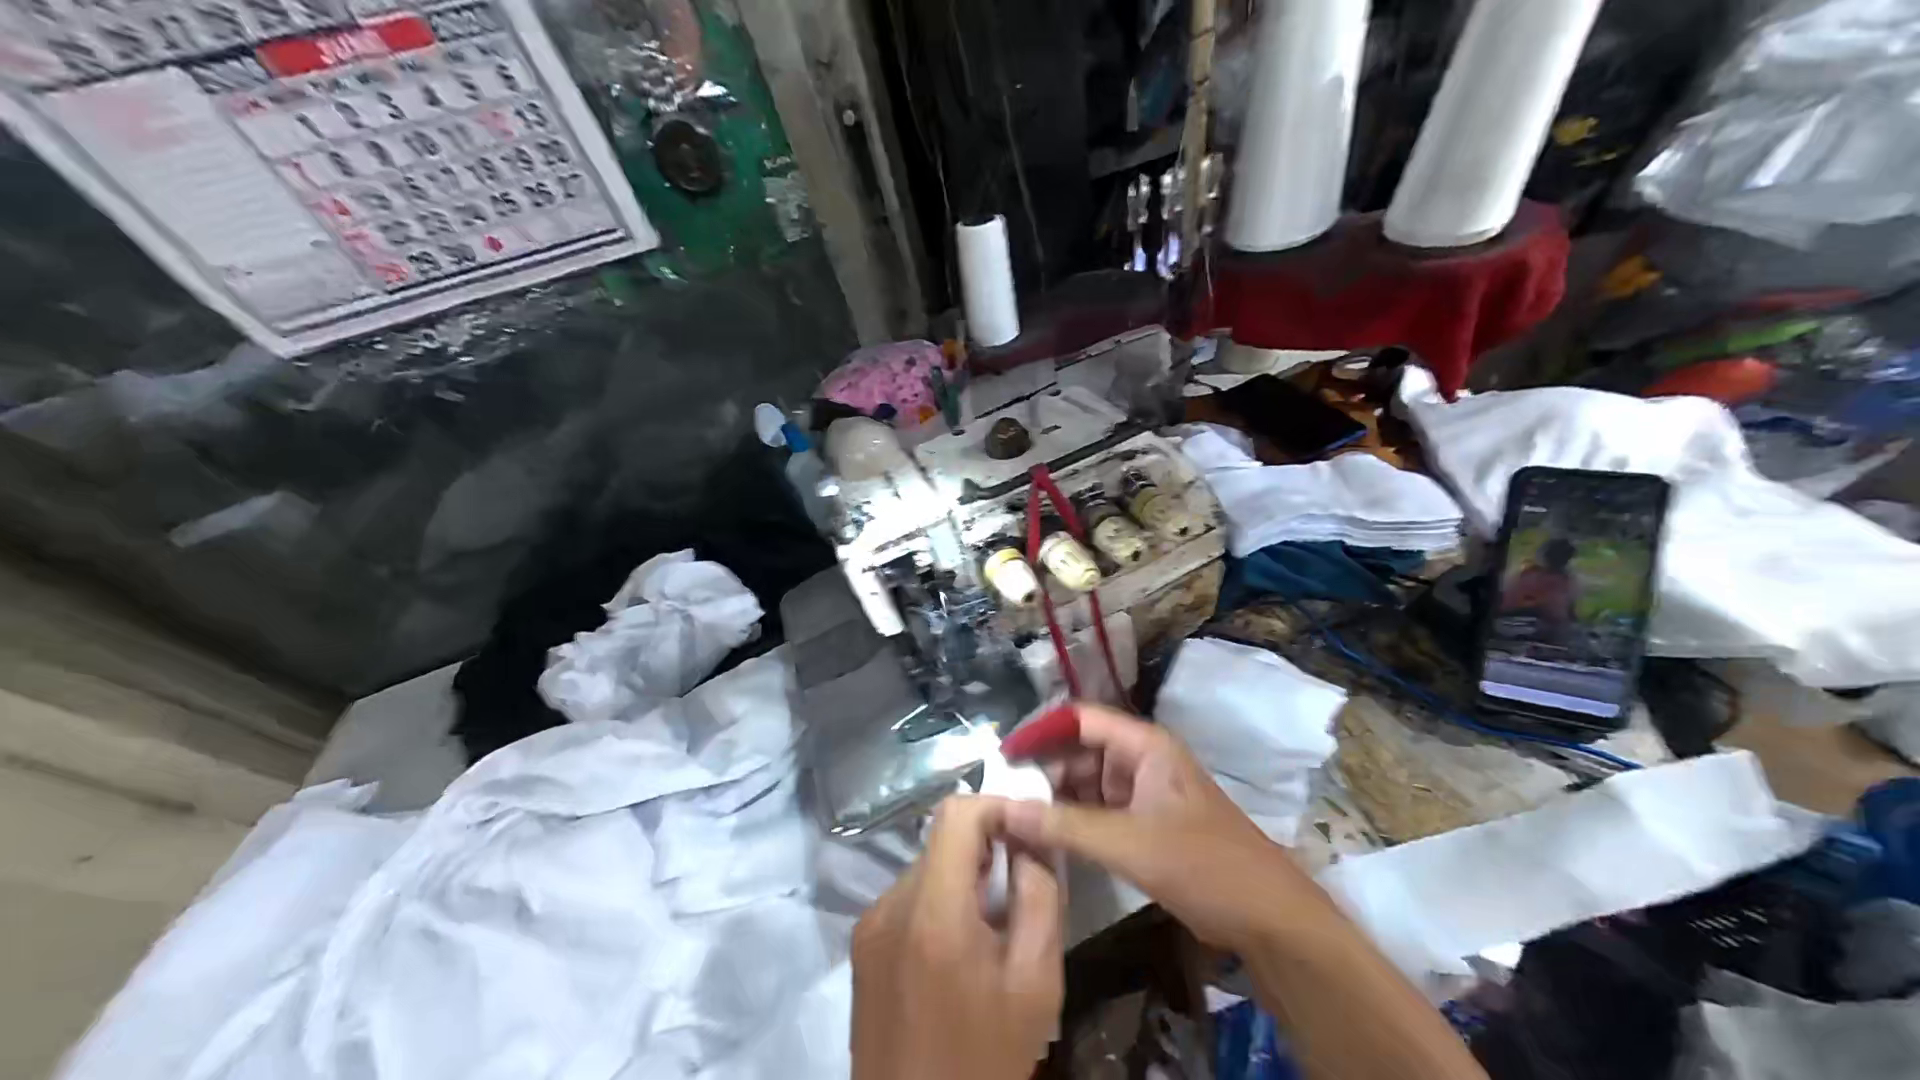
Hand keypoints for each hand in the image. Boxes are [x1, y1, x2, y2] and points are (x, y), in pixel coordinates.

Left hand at [851, 796, 1062, 1079]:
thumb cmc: (986, 1058)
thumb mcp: (1036, 981)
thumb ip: (1040, 896)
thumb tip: (1031, 841)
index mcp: (932, 911)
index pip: (956, 814)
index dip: (996, 809)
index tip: (1027, 834)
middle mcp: (889, 905)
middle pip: (942, 842)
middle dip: (985, 851)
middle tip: (1019, 890)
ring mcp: (869, 925)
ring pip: (926, 869)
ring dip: (962, 881)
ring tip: (990, 932)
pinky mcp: (861, 946)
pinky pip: (908, 899)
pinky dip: (939, 905)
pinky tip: (957, 954)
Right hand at [1002, 703, 1317, 950]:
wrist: (1267, 917)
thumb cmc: (1203, 864)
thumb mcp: (1128, 843)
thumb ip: (1064, 826)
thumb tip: (1004, 810)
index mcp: (1144, 745)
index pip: (1079, 719)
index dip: (1040, 732)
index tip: (1001, 756)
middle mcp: (1142, 760)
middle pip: (1080, 750)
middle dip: (1043, 770)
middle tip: (1003, 795)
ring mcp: (1144, 792)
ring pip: (1087, 782)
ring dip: (1056, 797)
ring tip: (1015, 816)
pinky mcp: (1145, 823)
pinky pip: (1098, 810)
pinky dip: (1073, 820)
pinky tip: (1046, 836)